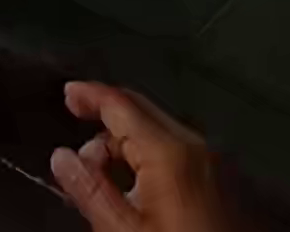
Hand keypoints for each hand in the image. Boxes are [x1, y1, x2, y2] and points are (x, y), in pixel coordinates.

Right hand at [50, 81, 250, 231]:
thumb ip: (90, 191)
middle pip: (140, 111)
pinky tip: (140, 195)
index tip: (67, 94)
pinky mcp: (227, 186)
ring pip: (160, 132)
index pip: (119, 103)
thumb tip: (61, 156)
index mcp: (170, 151)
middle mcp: (197, 146)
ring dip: (128, 144)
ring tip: (107, 185)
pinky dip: (152, 160)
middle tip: (81, 150)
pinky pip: (180, 153)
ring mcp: (217, 165)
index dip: (89, 94)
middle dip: (106, 122)